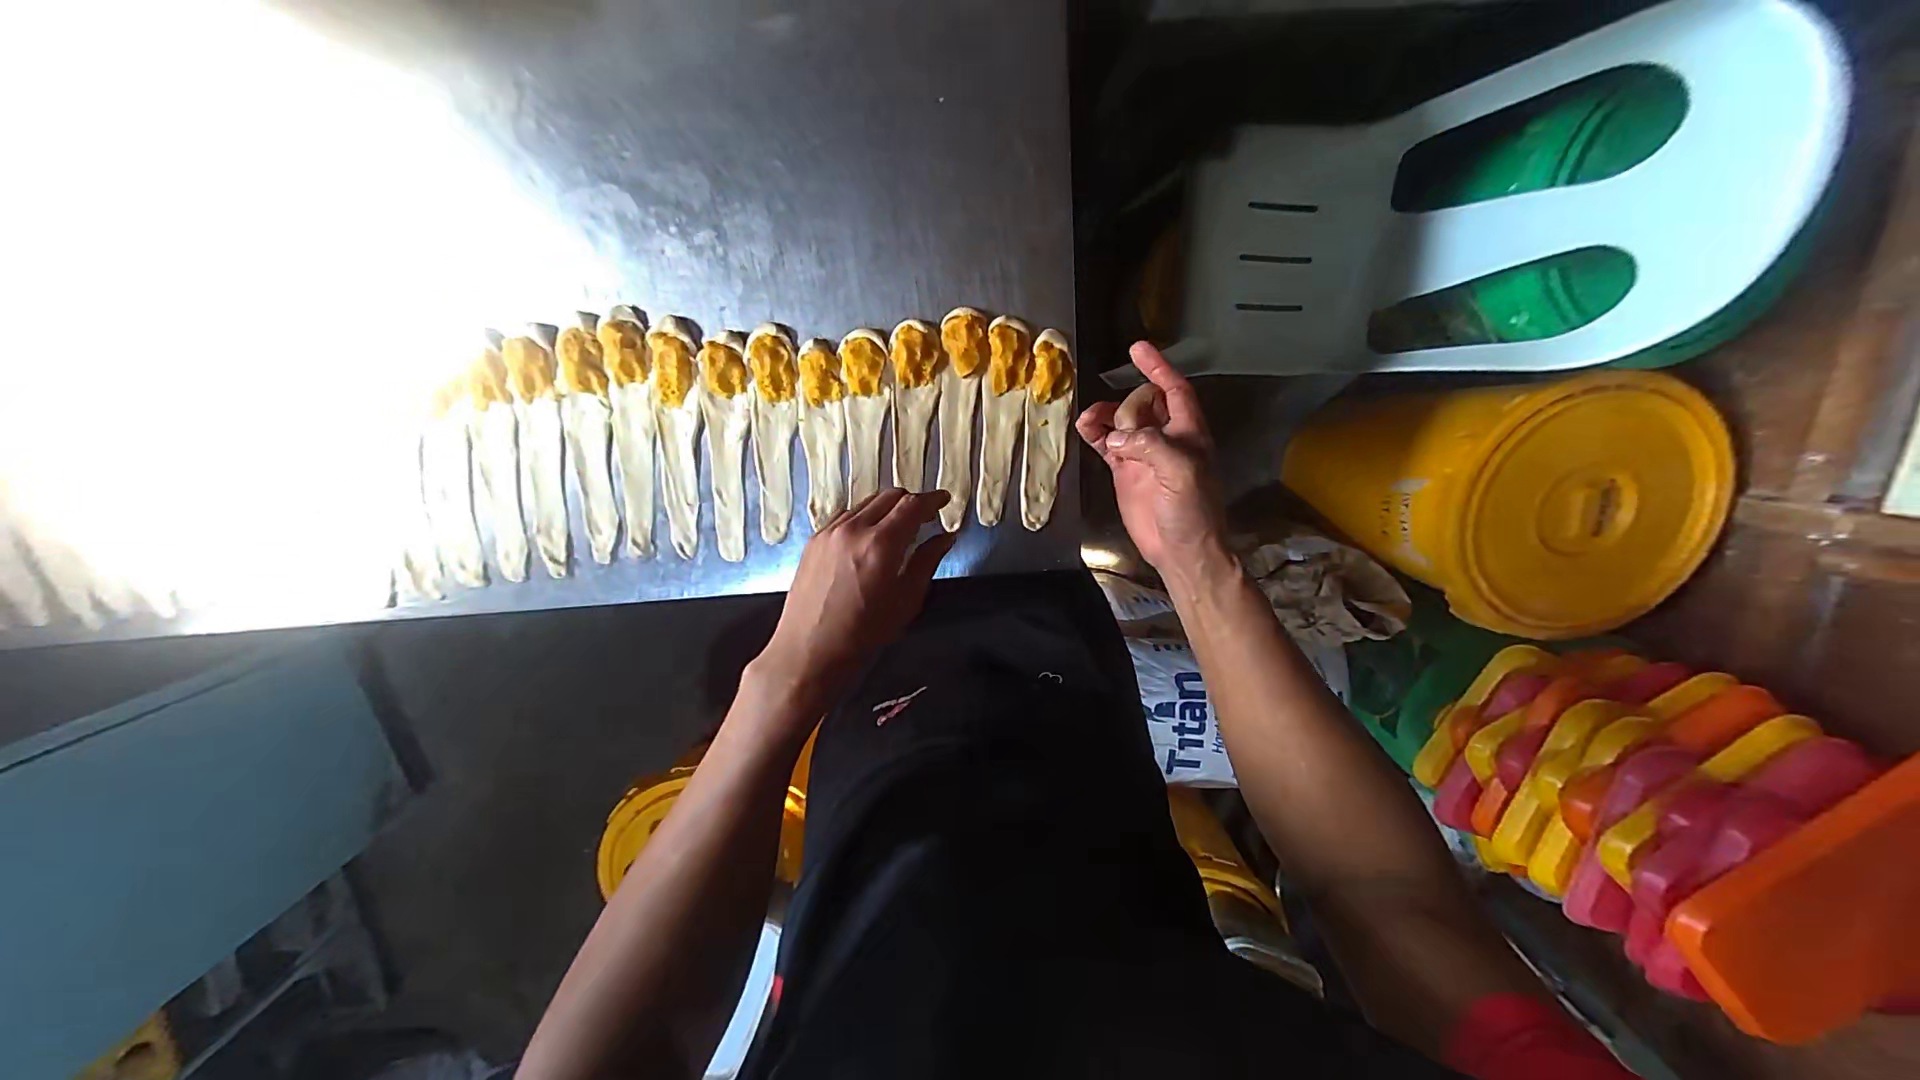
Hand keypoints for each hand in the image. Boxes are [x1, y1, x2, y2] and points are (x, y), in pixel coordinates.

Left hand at [750, 488, 956, 710]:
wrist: (809, 652)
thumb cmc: (860, 636)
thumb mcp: (906, 601)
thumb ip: (927, 562)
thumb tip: (943, 539)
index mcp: (880, 545)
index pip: (913, 505)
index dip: (933, 499)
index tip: (942, 500)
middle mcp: (852, 531)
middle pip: (890, 496)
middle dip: (912, 502)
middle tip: (925, 516)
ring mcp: (829, 534)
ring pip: (866, 503)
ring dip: (887, 508)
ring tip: (898, 529)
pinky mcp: (814, 542)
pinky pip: (845, 516)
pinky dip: (864, 518)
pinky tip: (870, 538)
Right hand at [1076, 342, 1229, 585]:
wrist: (1181, 550)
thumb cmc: (1192, 511)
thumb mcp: (1182, 472)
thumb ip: (1151, 446)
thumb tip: (1116, 439)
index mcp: (1188, 432)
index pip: (1174, 390)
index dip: (1158, 367)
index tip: (1137, 348)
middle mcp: (1165, 438)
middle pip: (1142, 403)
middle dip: (1128, 407)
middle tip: (1124, 433)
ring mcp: (1142, 454)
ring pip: (1120, 422)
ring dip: (1104, 415)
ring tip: (1089, 420)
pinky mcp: (1124, 472)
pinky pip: (1105, 444)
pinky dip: (1094, 434)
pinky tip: (1085, 429)